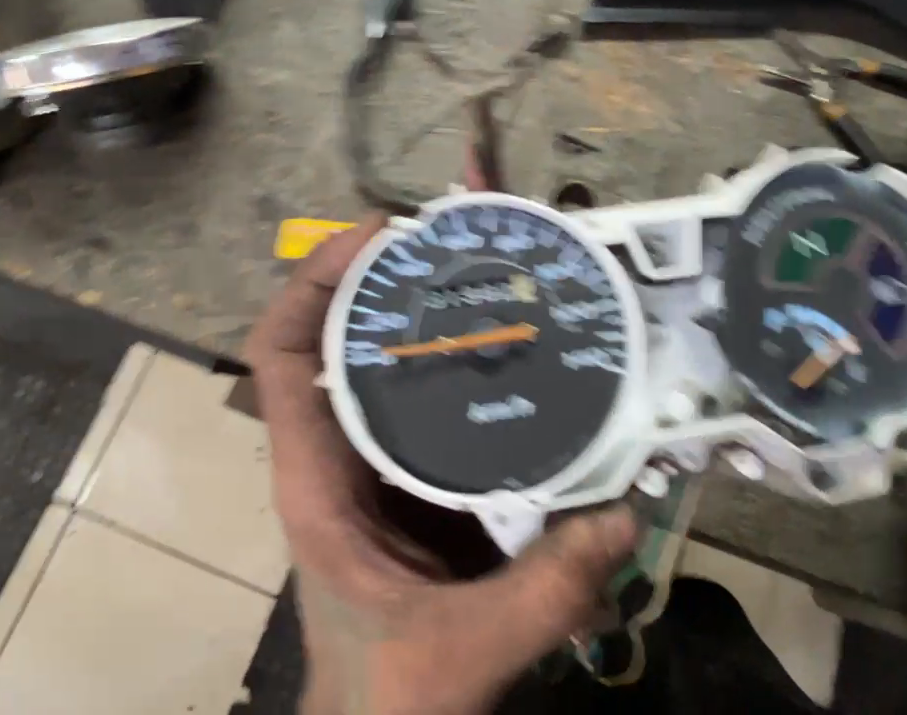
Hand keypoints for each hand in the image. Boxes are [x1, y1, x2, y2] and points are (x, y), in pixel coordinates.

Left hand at [244, 220, 639, 714]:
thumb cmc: (388, 696)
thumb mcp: (461, 650)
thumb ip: (543, 592)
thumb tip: (623, 516)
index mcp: (317, 479)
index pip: (284, 354)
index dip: (313, 283)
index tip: (376, 237)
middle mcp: (342, 455)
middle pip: (340, 341)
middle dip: (388, 281)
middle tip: (456, 241)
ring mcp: (382, 466)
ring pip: (391, 369)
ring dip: (430, 319)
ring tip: (492, 275)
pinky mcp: (422, 482)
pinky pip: (435, 407)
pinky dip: (469, 373)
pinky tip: (522, 355)